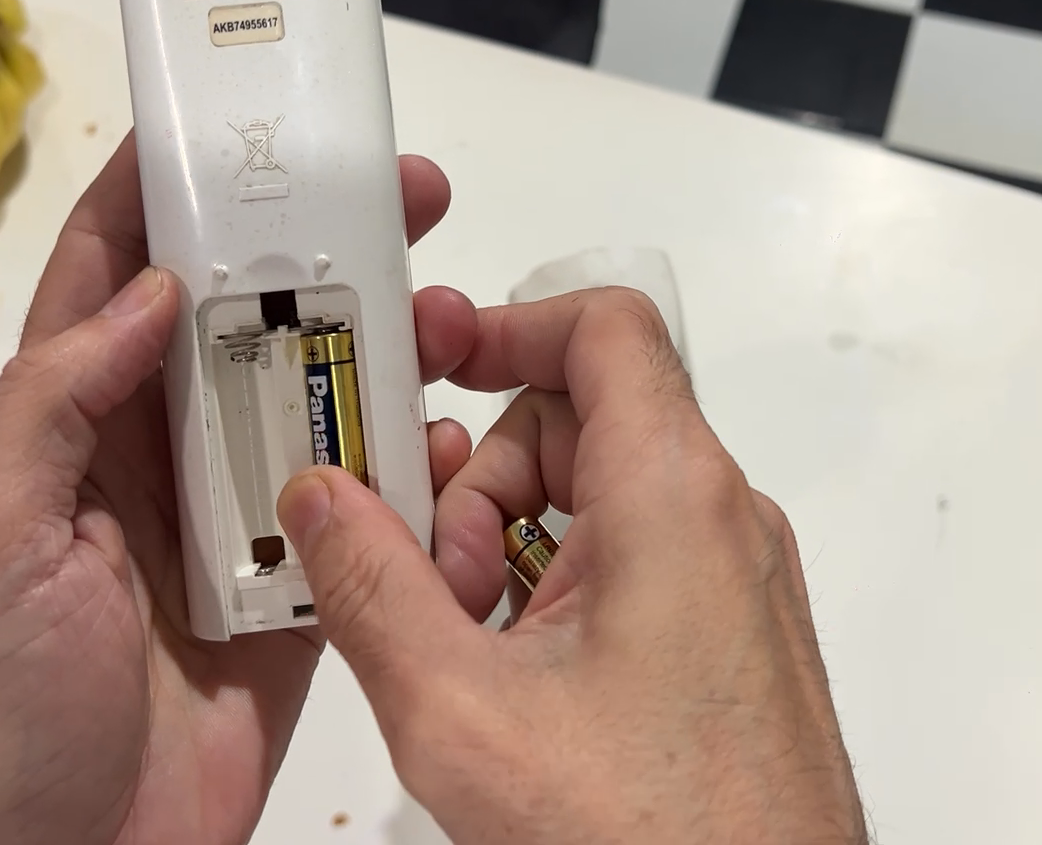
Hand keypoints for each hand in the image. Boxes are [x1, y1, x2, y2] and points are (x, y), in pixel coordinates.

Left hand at [0, 135, 477, 844]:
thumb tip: (148, 289)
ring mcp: (253, 495)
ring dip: (385, 340)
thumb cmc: (5, 704)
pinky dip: (412, 451)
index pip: (118, 271)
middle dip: (322, 243)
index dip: (165, 191)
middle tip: (404, 194)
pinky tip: (452, 429)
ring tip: (448, 307)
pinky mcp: (311, 557)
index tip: (230, 127)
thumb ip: (57, 404)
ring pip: (327, 388)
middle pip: (254, 312)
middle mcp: (176, 437)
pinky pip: (369, 484)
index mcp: (88, 418)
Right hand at [277, 289, 866, 843]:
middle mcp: (716, 511)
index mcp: (674, 493)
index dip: (510, 326)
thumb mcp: (464, 714)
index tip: (434, 367)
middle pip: (574, 417)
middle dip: (484, 476)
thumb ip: (370, 588)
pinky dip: (551, 577)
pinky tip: (518, 668)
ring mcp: (725, 567)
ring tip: (473, 642)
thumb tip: (316, 490)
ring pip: (590, 486)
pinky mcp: (721, 619)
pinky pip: (622, 547)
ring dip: (508, 537)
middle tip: (436, 579)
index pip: (602, 328)